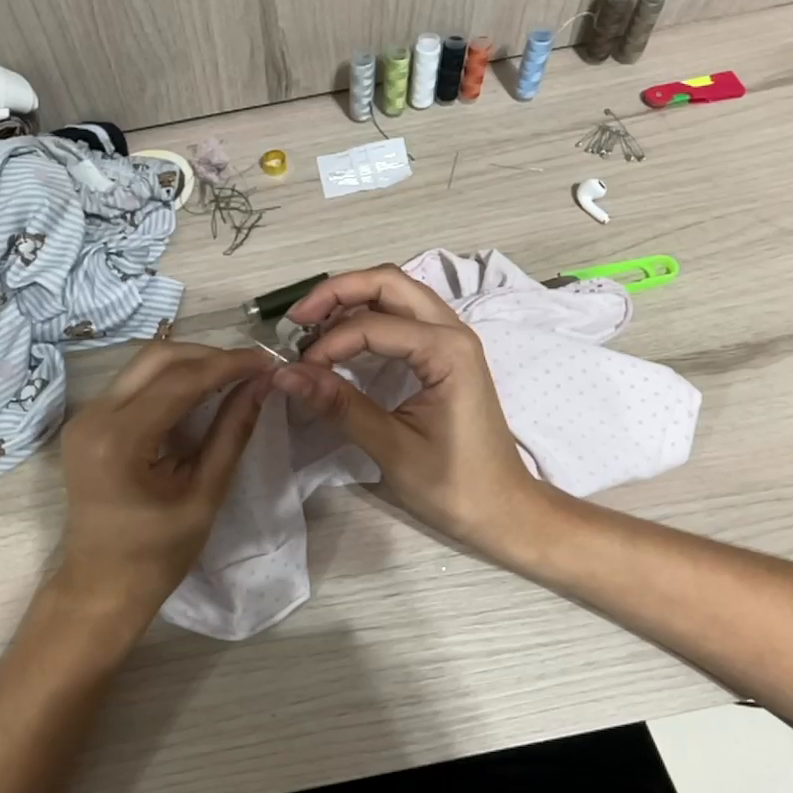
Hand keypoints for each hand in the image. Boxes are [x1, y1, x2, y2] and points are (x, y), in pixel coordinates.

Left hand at [57, 341, 273, 619]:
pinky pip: (135, 384)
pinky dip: (172, 380)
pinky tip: (203, 392)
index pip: (179, 381)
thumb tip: (261, 385)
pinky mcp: (89, 421)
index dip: (228, 365)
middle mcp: (94, 416)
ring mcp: (86, 416)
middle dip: (208, 356)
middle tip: (251, 367)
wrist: (101, 587)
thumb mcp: (205, 495)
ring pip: (144, 365)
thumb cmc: (156, 555)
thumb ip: (231, 433)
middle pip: (157, 358)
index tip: (268, 361)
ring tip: (234, 376)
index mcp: (119, 440)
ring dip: (190, 364)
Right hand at [270, 266, 554, 555]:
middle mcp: (453, 331)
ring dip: (352, 299)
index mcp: (447, 351)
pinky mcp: (445, 352)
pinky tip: (342, 340)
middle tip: (297, 319)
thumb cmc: (456, 485)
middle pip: (388, 282)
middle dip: (337, 292)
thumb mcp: (393, 449)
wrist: (506, 510)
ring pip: (396, 291)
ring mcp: (452, 338)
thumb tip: (286, 376)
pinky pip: (403, 314)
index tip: (298, 372)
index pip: (372, 325)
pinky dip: (368, 315)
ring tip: (313, 326)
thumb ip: (340, 406)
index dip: (328, 342)